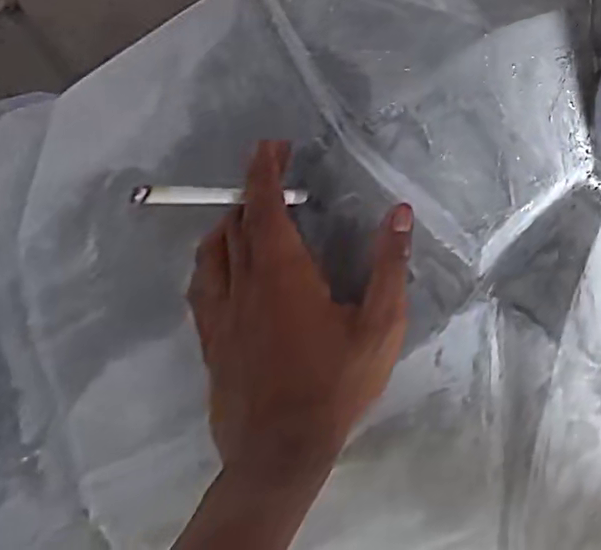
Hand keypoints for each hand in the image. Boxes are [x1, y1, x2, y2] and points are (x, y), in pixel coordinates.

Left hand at [186, 140, 412, 478]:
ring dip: (230, 220)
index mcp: (283, 275)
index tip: (270, 146)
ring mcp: (221, 314)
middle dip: (253, 187)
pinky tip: (225, 263)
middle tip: (273, 166)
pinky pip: (201, 284)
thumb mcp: (380, 324)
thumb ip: (389, 265)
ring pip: (212, 251)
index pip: (265, 209)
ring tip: (251, 209)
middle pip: (237, 223)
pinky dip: (213, 257)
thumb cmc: (335, 384)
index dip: (265, 173)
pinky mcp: (211, 340)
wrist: (279, 454)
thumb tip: (399, 213)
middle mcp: (244, 285)